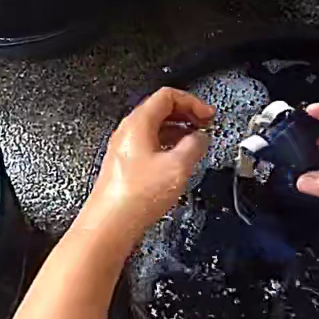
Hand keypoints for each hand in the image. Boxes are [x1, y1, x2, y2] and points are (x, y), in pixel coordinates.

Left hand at [81, 88, 214, 243]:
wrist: (110, 223)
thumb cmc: (135, 195)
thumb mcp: (178, 166)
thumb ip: (194, 146)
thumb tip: (201, 138)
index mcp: (138, 123)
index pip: (167, 96)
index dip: (192, 102)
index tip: (208, 114)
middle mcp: (128, 132)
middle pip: (160, 109)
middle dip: (187, 114)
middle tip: (205, 125)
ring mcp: (124, 148)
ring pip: (155, 128)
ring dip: (178, 131)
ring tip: (196, 143)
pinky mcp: (125, 165)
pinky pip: (149, 145)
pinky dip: (167, 146)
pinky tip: (178, 161)